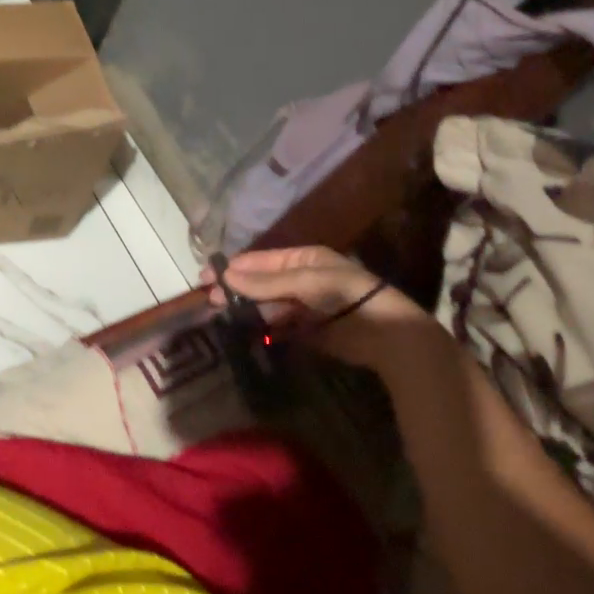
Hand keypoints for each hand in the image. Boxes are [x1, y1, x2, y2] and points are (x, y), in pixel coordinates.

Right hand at [203, 246, 429, 370]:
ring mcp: (303, 305)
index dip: (233, 267)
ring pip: (266, 304)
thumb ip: (266, 282)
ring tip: (223, 314)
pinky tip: (245, 329)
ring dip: (246, 308)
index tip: (206, 277)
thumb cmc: (346, 295)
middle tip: (210, 299)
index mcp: (302, 258)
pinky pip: (278, 325)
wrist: (386, 335)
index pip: (260, 260)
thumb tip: (226, 276)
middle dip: (236, 288)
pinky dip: (262, 327)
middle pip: (260, 282)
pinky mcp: (307, 330)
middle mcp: (301, 279)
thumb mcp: (305, 281)